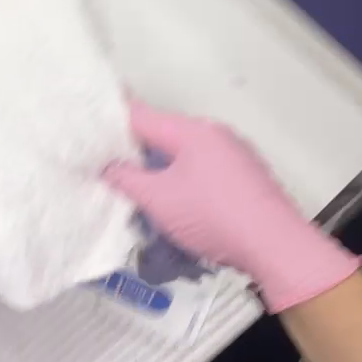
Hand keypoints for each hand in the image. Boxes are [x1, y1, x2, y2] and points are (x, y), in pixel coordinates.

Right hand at [103, 99, 360, 311]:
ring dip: (156, 174)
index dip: (110, 119)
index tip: (85, 125)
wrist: (275, 246)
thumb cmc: (212, 215)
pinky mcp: (242, 180)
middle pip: (161, 137)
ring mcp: (233, 157)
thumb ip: (126, 179)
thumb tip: (105, 166)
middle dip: (132, 153)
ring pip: (181, 158)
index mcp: (191, 131)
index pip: (140, 115)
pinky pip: (200, 174)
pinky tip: (171, 208)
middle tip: (103, 169)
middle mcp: (214, 135)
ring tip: (134, 194)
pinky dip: (179, 184)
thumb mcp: (158, 199)